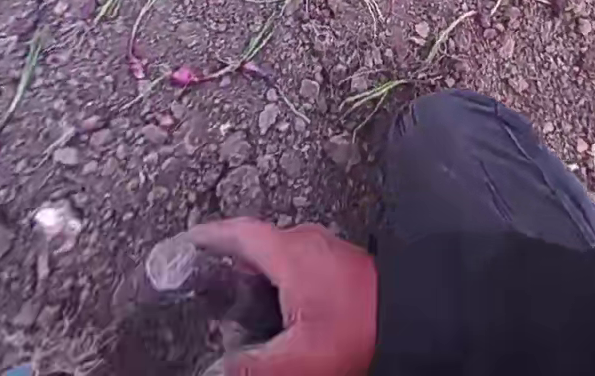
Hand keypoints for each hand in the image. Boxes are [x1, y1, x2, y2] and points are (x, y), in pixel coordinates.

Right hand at [187, 218, 377, 375]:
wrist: (407, 315)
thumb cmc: (358, 330)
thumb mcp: (298, 360)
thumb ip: (250, 367)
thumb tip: (216, 371)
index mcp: (292, 253)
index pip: (242, 233)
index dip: (211, 235)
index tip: (187, 241)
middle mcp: (307, 242)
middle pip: (256, 246)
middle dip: (229, 267)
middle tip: (205, 292)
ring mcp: (323, 249)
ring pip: (276, 257)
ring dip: (254, 277)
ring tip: (236, 311)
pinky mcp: (335, 263)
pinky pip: (294, 265)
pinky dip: (275, 281)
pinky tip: (274, 313)